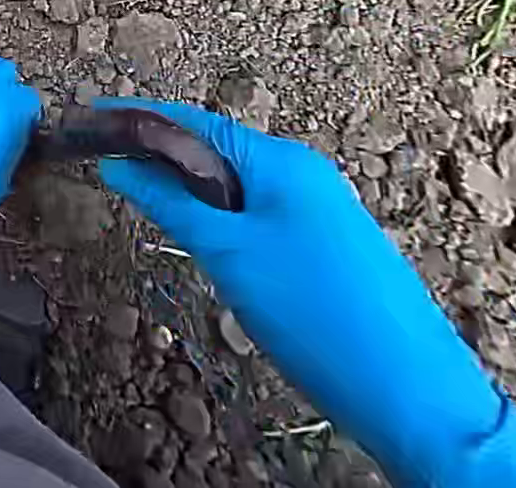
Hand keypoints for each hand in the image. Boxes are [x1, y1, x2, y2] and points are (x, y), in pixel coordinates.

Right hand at [97, 97, 515, 486]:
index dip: (139, 115)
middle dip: (160, 151)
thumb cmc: (311, 312)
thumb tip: (115, 166)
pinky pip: (256, 206)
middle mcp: (302, 169)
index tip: (94, 112)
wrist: (422, 403)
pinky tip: (197, 229)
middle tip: (109, 159)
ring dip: (187, 182)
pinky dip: (217, 208)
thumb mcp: (227, 252)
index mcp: (280, 159)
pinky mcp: (326, 238)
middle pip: (213, 147)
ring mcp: (318, 204)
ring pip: (233, 179)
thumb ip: (168, 201)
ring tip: (141, 191)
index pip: (193, 121)